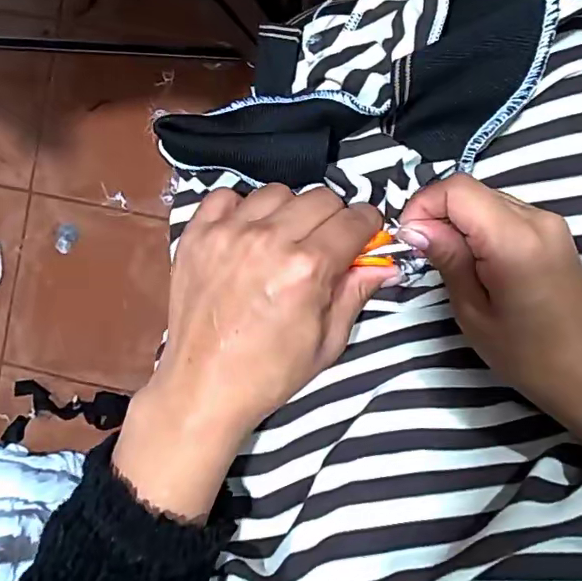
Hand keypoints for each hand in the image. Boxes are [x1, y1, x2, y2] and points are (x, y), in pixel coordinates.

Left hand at [114, 185, 395, 519]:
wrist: (203, 389)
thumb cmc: (269, 372)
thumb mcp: (328, 340)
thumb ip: (357, 291)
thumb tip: (384, 263)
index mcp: (306, 269)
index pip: (355, 220)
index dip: (368, 226)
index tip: (365, 234)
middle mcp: (268, 242)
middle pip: (322, 197)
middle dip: (334, 218)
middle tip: (327, 243)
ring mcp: (228, 234)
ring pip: (279, 191)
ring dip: (289, 212)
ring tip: (284, 241)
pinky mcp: (197, 236)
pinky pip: (227, 196)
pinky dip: (242, 209)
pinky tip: (247, 235)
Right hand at [398, 174, 581, 520]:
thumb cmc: (526, 354)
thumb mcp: (473, 312)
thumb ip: (447, 258)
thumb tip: (414, 226)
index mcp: (516, 240)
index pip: (457, 189)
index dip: (424, 205)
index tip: (410, 238)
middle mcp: (537, 218)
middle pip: (471, 189)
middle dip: (438, 212)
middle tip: (423, 250)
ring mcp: (549, 220)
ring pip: (486, 197)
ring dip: (458, 218)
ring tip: (449, 257)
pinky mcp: (552, 228)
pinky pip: (504, 210)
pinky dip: (480, 224)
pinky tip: (476, 257)